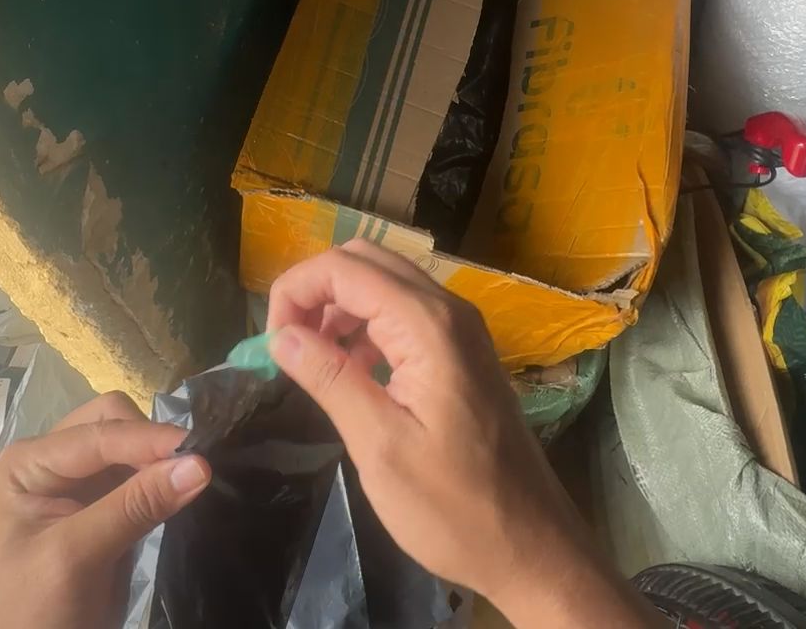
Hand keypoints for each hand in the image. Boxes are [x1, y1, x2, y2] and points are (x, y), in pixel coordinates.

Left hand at [0, 391, 209, 628]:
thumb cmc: (33, 612)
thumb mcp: (76, 558)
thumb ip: (134, 507)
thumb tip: (199, 464)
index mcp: (30, 461)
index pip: (98, 433)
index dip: (148, 439)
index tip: (199, 453)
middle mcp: (53, 458)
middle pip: (114, 422)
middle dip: (150, 441)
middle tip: (187, 470)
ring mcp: (79, 480)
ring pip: (131, 443)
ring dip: (159, 457)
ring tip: (189, 479)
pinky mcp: (104, 503)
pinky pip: (140, 472)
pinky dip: (161, 477)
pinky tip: (179, 490)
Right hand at [267, 239, 656, 628]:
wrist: (534, 546)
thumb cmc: (455, 506)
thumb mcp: (380, 446)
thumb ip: (330, 379)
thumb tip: (280, 336)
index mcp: (428, 325)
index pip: (344, 268)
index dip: (296, 290)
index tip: (271, 340)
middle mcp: (446, 308)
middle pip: (363, 260)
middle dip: (315, 290)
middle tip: (288, 342)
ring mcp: (458, 325)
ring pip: (381, 280)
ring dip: (338, 306)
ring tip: (313, 358)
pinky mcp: (460, 346)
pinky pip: (401, 309)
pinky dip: (365, 323)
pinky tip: (352, 369)